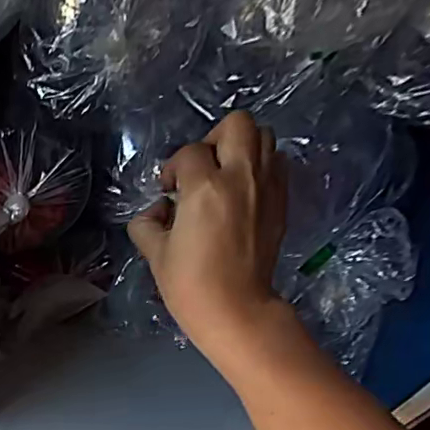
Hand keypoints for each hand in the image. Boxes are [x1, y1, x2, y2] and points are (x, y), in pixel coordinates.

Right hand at [127, 111, 290, 347]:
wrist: (233, 304)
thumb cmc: (187, 283)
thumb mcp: (154, 254)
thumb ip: (148, 224)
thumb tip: (156, 212)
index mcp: (205, 189)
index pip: (188, 153)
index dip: (172, 169)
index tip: (167, 191)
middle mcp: (241, 175)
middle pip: (236, 124)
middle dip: (212, 140)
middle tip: (200, 169)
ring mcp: (267, 183)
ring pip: (262, 135)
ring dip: (239, 148)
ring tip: (221, 178)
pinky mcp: (281, 196)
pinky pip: (274, 161)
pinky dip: (258, 165)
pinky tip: (240, 192)